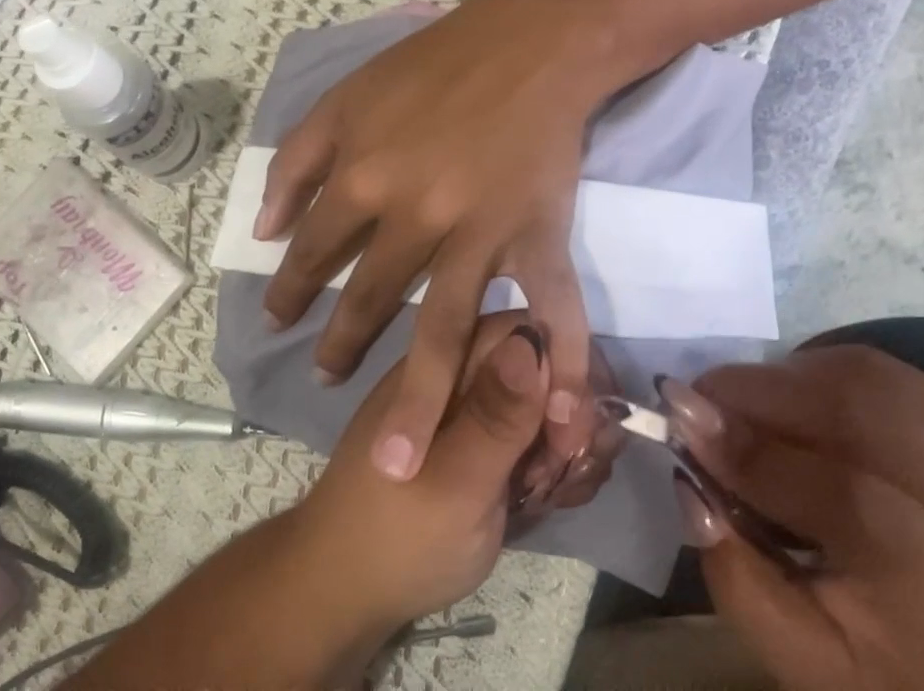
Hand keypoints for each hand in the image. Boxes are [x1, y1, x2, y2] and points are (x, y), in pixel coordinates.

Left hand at [257, 0, 615, 483]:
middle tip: (324, 378)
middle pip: (367, 301)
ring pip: (441, 329)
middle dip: (341, 347)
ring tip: (397, 451)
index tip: (277, 319)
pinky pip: (551, 311)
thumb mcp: (341, 100)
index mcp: (362, 181)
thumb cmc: (427, 68)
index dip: (289, 292)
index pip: (312, 255)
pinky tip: (559, 425)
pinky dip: (561, 365)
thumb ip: (296, 164)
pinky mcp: (536, 241)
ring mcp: (479, 238)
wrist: (529, 44)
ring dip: (417, 397)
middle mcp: (414, 221)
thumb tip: (265, 231)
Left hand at [287, 314, 551, 626]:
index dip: (562, 368)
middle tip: (570, 468)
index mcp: (441, 372)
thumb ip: (499, 416)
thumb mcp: (456, 480)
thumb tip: (534, 337)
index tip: (576, 428)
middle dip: (574, 416)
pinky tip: (552, 501)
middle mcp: (458, 385)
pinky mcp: (481, 458)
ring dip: (569, 448)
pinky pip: (534, 447)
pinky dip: (554, 470)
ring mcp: (469, 423)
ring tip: (558, 492)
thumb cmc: (398, 537)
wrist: (347, 591)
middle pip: (543, 371)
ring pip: (546, 412)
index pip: (521, 331)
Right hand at [670, 346, 923, 690]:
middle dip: (760, 389)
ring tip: (743, 402)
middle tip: (699, 398)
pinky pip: (899, 377)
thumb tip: (686, 470)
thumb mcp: (803, 657)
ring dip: (791, 375)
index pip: (840, 486)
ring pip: (878, 378)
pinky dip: (829, 374)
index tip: (673, 414)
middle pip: (863, 408)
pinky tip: (798, 403)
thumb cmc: (899, 677)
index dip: (746, 443)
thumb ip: (735, 571)